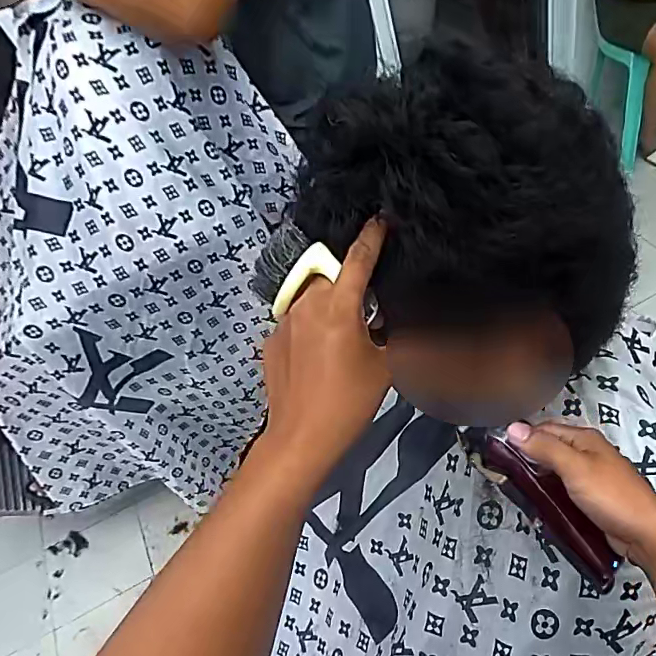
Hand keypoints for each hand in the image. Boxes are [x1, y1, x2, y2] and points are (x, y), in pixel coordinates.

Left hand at [259, 219, 391, 472]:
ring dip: (332, 307)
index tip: (380, 219)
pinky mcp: (272, 341)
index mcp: (338, 308)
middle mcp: (307, 306)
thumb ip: (382, 334)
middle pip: (331, 276)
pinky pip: (298, 322)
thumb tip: (378, 320)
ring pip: (313, 299)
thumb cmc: (348, 402)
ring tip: (347, 340)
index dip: (372, 237)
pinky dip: (314, 330)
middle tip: (368, 308)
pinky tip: (324, 360)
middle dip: (349, 282)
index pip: (357, 260)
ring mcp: (284, 322)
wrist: (302, 435)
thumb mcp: (382, 366)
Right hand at [502, 421, 655, 564]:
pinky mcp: (591, 499)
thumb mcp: (575, 468)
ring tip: (523, 493)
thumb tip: (515, 430)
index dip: (521, 438)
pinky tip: (544, 507)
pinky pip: (564, 493)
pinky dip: (552, 498)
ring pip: (555, 473)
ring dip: (539, 482)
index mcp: (585, 440)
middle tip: (506, 474)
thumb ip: (545, 448)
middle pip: (548, 450)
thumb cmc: (616, 498)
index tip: (498, 452)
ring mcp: (590, 477)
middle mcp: (588, 455)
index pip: (544, 429)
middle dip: (528, 461)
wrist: (643, 532)